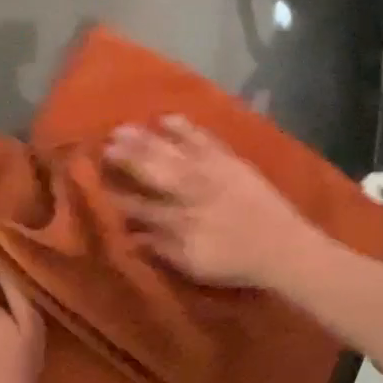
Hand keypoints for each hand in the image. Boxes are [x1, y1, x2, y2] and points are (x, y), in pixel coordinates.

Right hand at [104, 114, 323, 287]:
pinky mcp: (229, 160)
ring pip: (173, 151)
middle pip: (154, 170)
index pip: (141, 205)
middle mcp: (191, 191)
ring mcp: (211, 172)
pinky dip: (184, 128)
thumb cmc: (237, 262)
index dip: (119, 195)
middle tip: (105, 143)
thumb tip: (132, 235)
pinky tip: (166, 118)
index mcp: (180, 220)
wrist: (283, 247)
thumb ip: (162, 248)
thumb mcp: (195, 265)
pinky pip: (202, 139)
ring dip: (147, 139)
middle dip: (128, 156)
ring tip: (124, 127)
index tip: (98, 183)